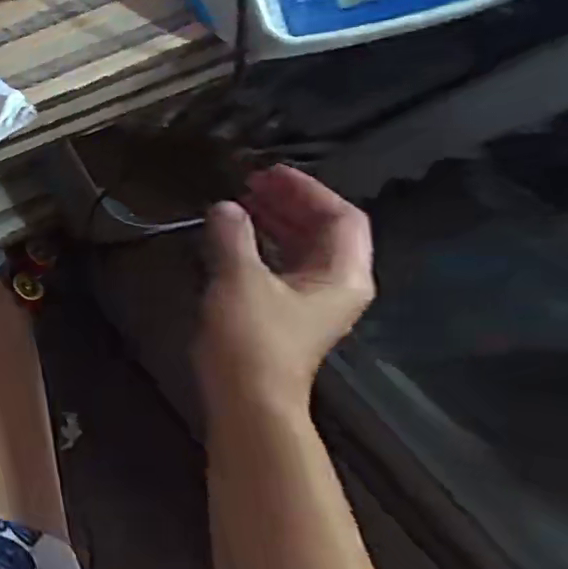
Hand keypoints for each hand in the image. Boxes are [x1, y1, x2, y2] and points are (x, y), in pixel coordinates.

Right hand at [197, 165, 374, 413]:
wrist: (248, 396)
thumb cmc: (253, 337)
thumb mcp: (239, 279)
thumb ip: (232, 236)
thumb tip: (224, 206)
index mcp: (342, 275)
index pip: (341, 218)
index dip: (308, 190)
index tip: (268, 172)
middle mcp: (336, 284)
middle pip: (325, 230)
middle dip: (290, 201)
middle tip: (251, 180)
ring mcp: (312, 299)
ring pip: (302, 246)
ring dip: (275, 220)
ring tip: (241, 200)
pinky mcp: (286, 310)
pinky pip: (283, 263)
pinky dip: (263, 242)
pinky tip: (236, 233)